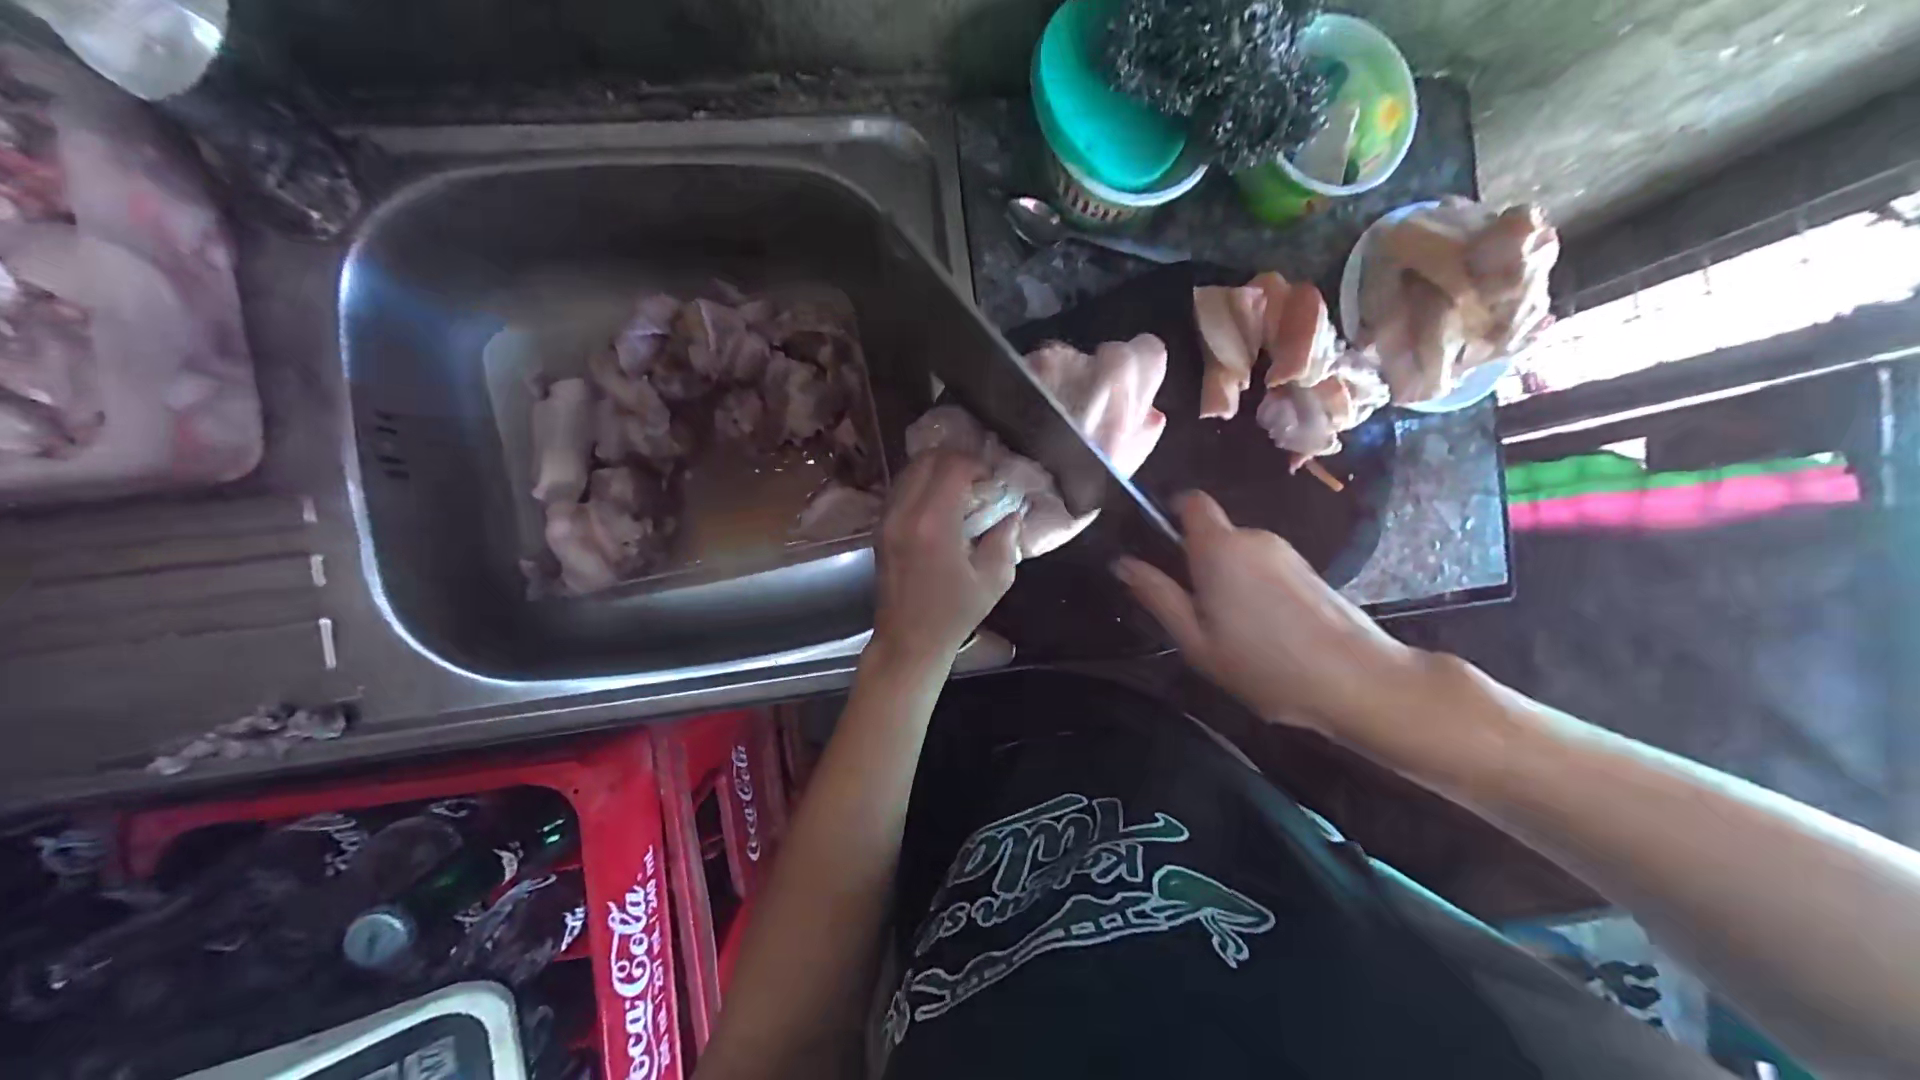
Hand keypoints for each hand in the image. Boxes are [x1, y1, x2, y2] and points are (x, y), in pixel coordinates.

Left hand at [871, 451, 1020, 662]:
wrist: (908, 640)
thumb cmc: (953, 614)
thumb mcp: (993, 580)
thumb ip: (1005, 538)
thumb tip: (1010, 513)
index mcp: (932, 524)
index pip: (952, 467)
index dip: (977, 466)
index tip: (992, 485)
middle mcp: (904, 513)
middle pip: (928, 459)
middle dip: (957, 461)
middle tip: (978, 483)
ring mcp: (887, 518)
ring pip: (911, 470)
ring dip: (938, 471)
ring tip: (960, 493)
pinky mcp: (880, 527)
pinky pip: (901, 488)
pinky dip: (922, 485)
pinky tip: (941, 508)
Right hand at [1114, 491, 1430, 738]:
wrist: (1358, 682)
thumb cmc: (1264, 664)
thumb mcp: (1196, 640)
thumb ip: (1157, 596)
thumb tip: (1122, 563)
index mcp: (1219, 548)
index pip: (1191, 502)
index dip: (1171, 515)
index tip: (1161, 551)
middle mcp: (1253, 538)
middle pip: (1212, 535)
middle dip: (1197, 565)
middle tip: (1196, 616)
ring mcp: (1286, 552)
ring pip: (1238, 555)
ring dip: (1227, 582)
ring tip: (1233, 633)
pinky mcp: (1308, 570)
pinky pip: (1262, 568)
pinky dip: (1254, 590)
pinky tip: (1265, 633)